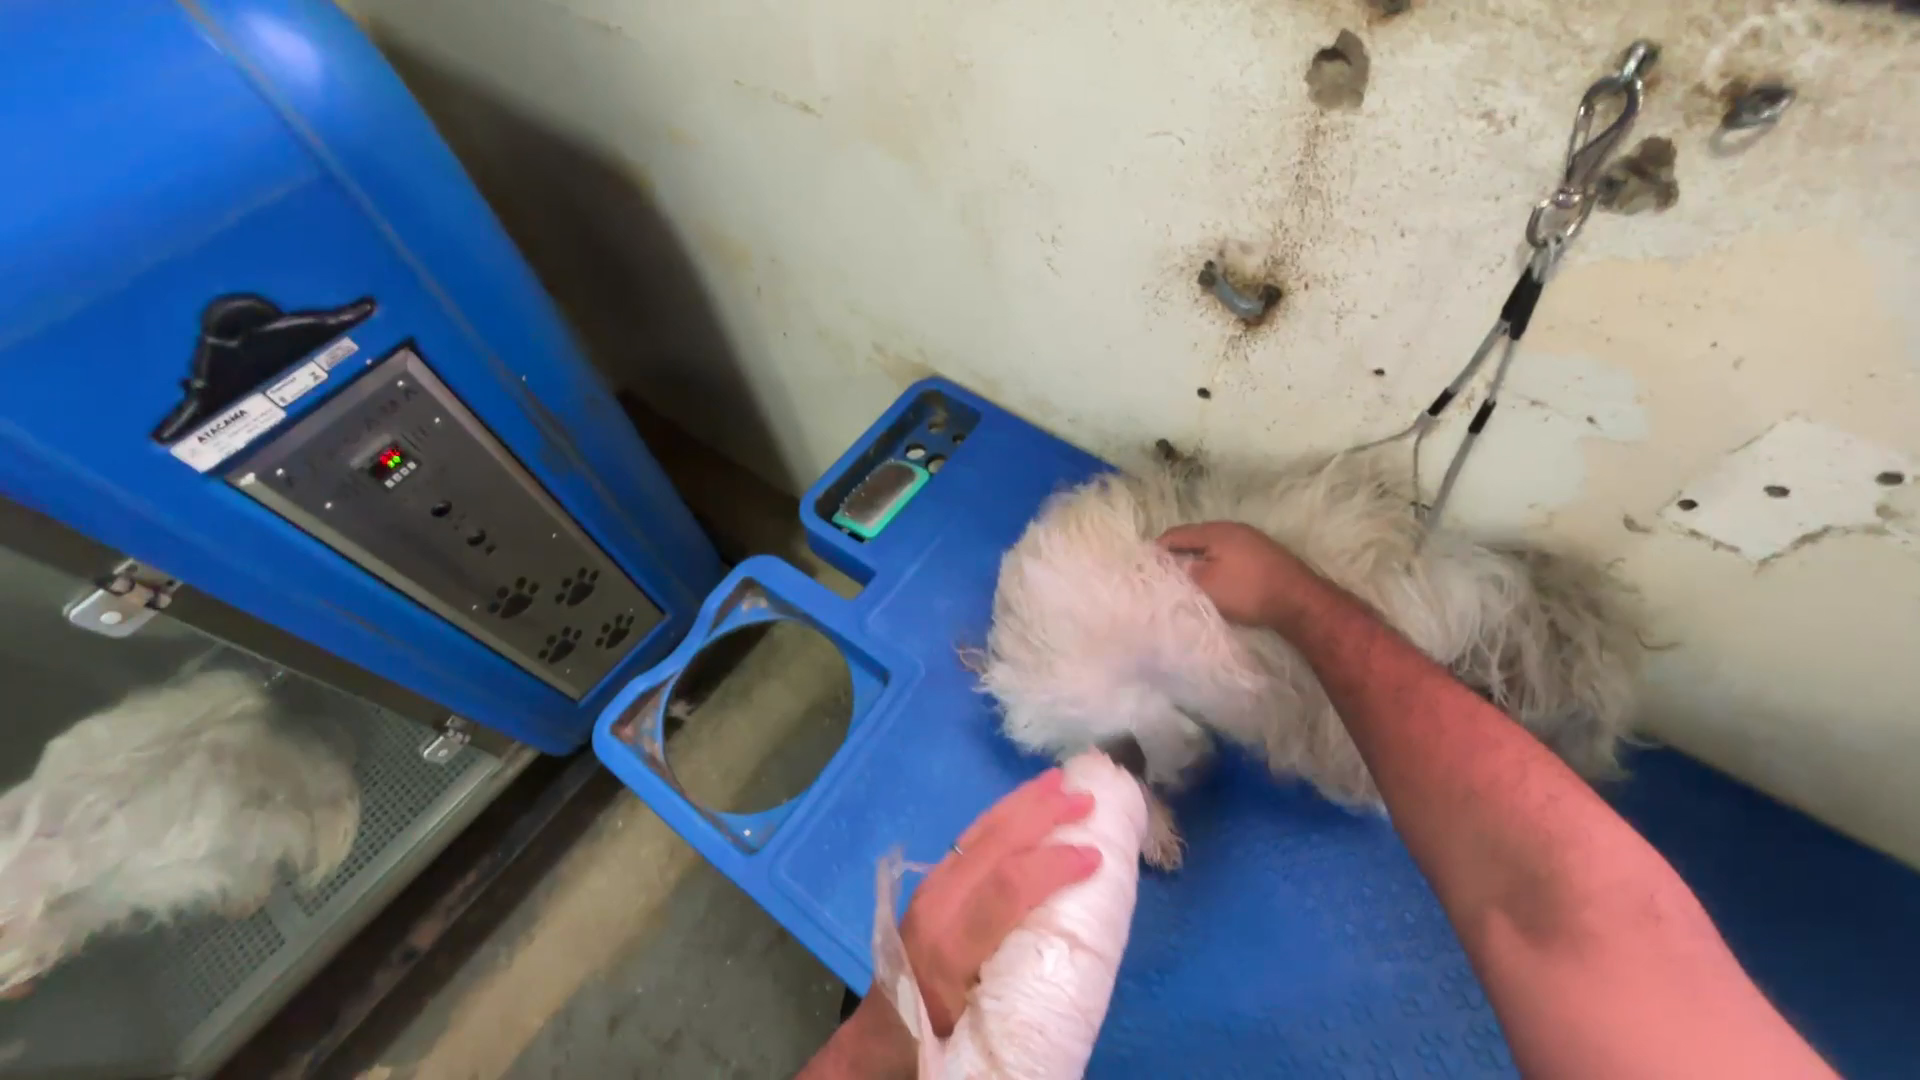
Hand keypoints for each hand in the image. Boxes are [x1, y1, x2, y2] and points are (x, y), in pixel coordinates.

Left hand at [901, 768, 1101, 1035]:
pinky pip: (972, 836)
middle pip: (992, 843)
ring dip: (1023, 803)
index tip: (1096, 857)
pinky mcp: (932, 881)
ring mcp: (931, 886)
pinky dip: (1004, 814)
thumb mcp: (986, 1024)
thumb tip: (1079, 938)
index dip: (1053, 865)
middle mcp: (937, 904)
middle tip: (1086, 800)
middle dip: (1042, 815)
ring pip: (979, 831)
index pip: (1005, 886)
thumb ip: (1025, 980)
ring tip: (1059, 783)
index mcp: (949, 946)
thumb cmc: (942, 1039)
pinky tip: (1025, 804)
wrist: (881, 1038)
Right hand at [1158, 521, 1316, 630]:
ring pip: (1214, 545)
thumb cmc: (1246, 590)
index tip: (1146, 564)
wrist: (1298, 601)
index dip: (1158, 548)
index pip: (1176, 534)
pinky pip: (1229, 553)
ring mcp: (1251, 539)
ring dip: (1198, 557)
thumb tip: (1173, 565)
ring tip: (1186, 575)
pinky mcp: (1264, 553)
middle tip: (1163, 570)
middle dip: (1178, 551)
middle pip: (1196, 536)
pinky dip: (1216, 562)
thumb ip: (1183, 571)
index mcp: (1215, 530)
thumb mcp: (1206, 584)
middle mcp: (1233, 528)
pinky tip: (1214, 577)